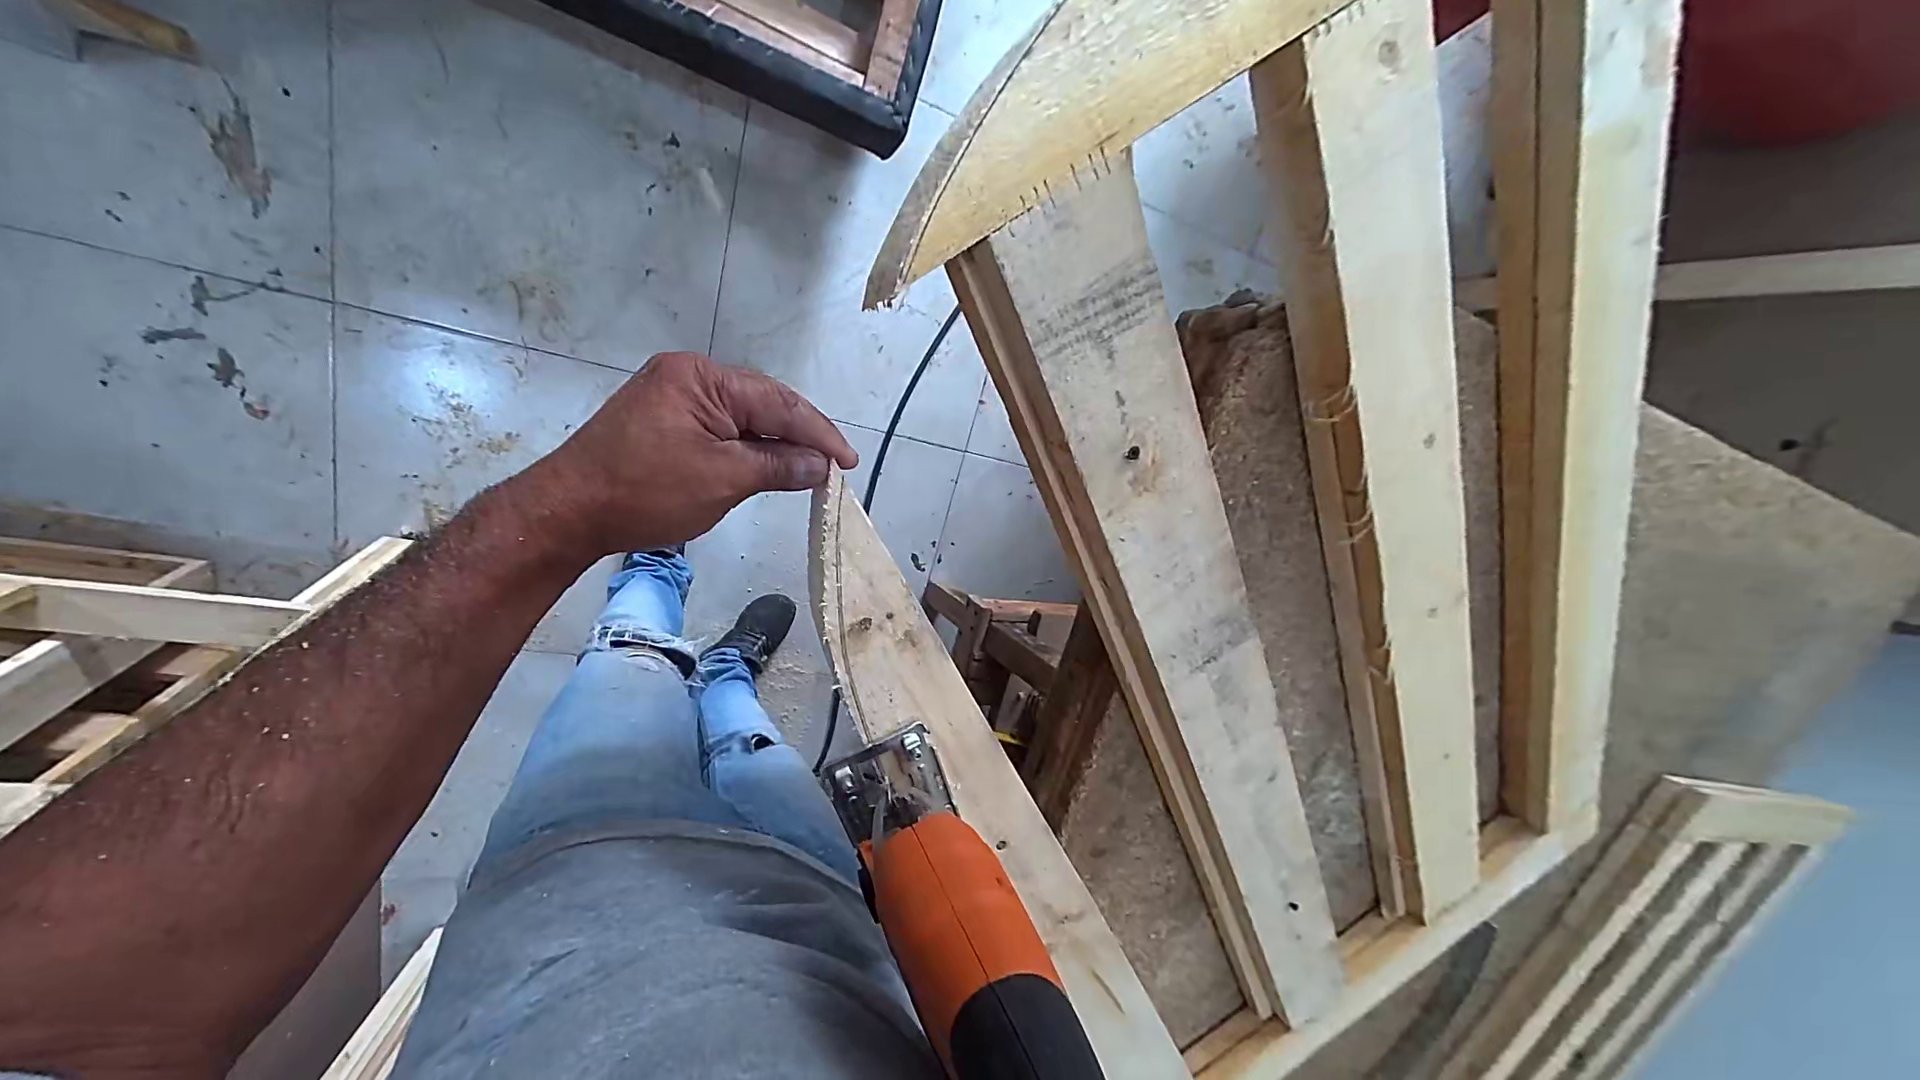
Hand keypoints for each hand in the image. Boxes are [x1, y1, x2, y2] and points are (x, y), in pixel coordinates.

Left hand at [513, 352, 858, 557]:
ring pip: (744, 418)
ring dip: (777, 444)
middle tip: (834, 468)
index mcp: (701, 378)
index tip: (849, 462)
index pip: (778, 403)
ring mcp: (674, 396)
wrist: (567, 513)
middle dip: (801, 436)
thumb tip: (820, 466)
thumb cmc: (645, 493)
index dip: (819, 433)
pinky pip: (722, 429)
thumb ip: (778, 466)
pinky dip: (750, 448)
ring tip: (811, 469)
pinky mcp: (666, 420)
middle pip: (763, 404)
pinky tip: (770, 464)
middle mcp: (689, 376)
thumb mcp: (722, 479)